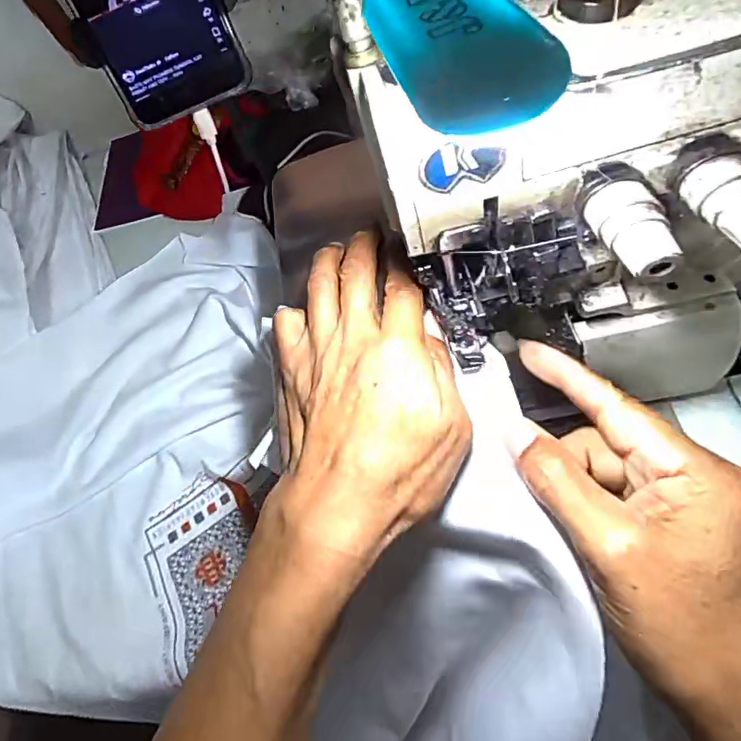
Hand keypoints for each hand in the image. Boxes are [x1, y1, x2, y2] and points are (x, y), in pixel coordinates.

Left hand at [271, 229, 473, 575]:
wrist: (336, 504)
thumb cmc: (400, 473)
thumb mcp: (453, 427)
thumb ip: (443, 372)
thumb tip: (428, 341)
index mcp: (398, 349)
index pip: (402, 286)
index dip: (407, 262)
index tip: (409, 251)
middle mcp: (354, 339)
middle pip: (356, 271)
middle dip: (366, 245)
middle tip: (373, 235)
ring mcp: (317, 352)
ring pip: (318, 286)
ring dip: (329, 261)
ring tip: (339, 250)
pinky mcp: (292, 372)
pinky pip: (286, 324)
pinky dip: (295, 309)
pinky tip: (303, 309)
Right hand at [514, 341, 740, 740]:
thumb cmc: (695, 640)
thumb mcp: (611, 552)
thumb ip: (561, 485)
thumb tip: (521, 437)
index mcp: (698, 471)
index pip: (618, 407)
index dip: (567, 376)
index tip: (531, 351)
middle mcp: (707, 479)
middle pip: (613, 446)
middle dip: (573, 469)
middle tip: (548, 506)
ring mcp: (704, 508)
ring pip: (621, 478)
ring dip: (590, 500)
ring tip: (585, 546)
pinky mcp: (698, 534)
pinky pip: (637, 504)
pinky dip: (608, 517)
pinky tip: (598, 547)